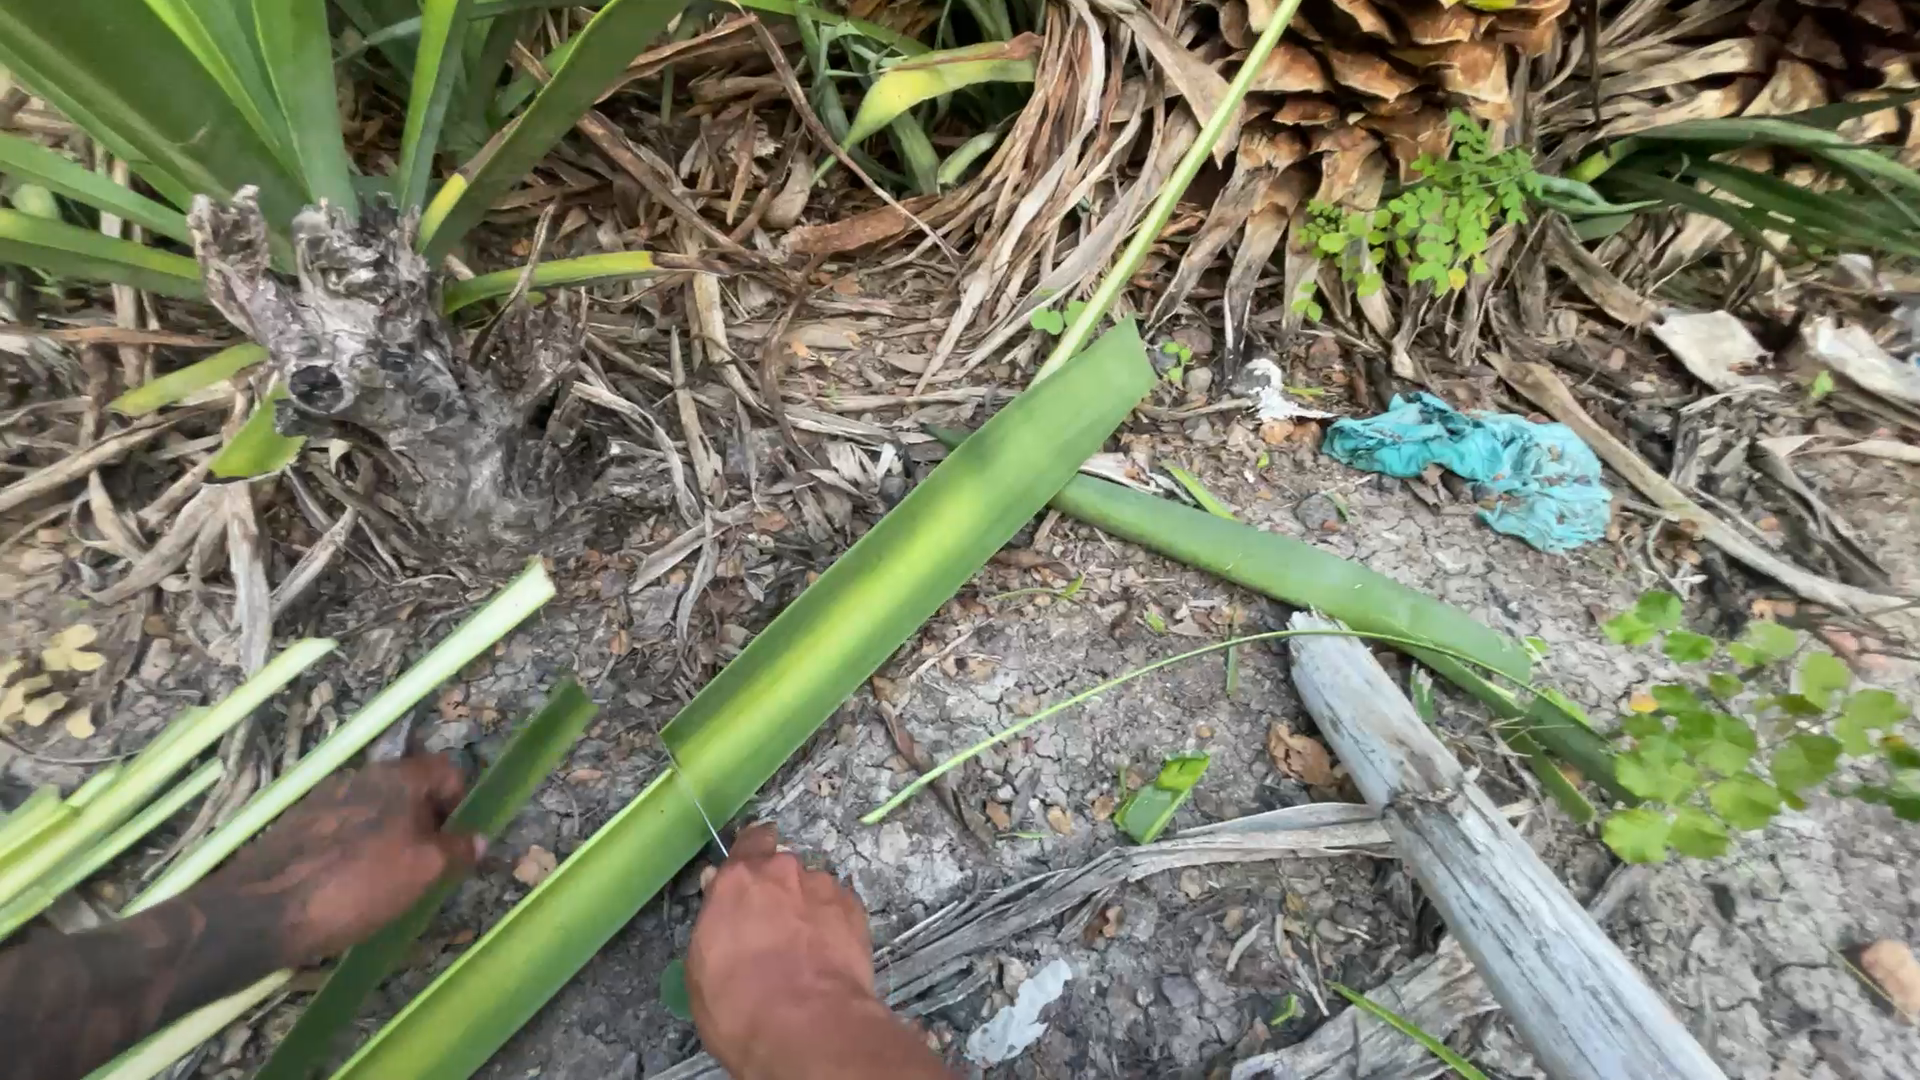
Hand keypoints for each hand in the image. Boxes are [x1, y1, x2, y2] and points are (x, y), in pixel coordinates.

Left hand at [205, 754, 482, 966]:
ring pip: (375, 811)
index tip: (454, 840)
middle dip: (424, 822)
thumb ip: (459, 850)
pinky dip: (353, 849)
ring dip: (388, 836)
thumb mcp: (424, 871)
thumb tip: (479, 839)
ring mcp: (323, 799)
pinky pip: (342, 829)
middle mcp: (364, 776)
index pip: (449, 771)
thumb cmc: (356, 884)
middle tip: (424, 863)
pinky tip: (345, 885)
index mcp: (400, 777)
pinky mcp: (293, 826)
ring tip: (383, 878)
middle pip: (411, 791)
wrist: (251, 917)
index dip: (460, 804)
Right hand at [686, 824, 878, 1074]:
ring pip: (811, 887)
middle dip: (778, 889)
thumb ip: (714, 916)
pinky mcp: (853, 905)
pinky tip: (827, 954)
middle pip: (781, 867)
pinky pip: (837, 906)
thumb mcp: (702, 965)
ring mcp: (822, 885)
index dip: (753, 850)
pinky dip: (831, 923)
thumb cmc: (739, 1004)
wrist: (807, 1024)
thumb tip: (719, 889)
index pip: (750, 841)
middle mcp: (783, 870)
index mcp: (740, 878)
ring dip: (806, 906)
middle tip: (774, 926)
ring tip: (805, 947)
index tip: (753, 868)